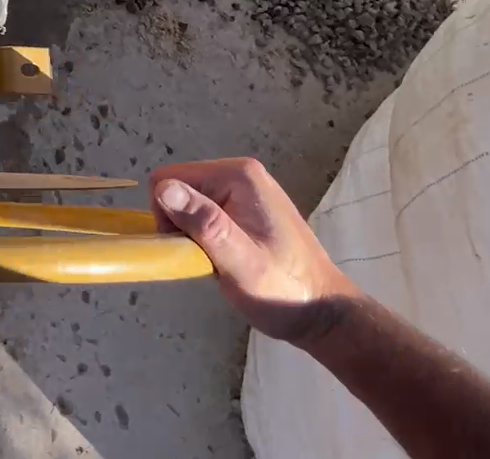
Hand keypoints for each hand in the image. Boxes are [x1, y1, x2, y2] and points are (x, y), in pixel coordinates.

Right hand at [149, 157, 359, 344]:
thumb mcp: (242, 263)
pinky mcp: (243, 204)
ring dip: (192, 232)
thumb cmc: (285, 292)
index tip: (191, 247)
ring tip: (218, 259)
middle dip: (181, 224)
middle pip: (177, 187)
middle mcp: (239, 172)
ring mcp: (243, 188)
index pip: (168, 179)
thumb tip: (164, 189)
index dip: (168, 214)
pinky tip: (224, 255)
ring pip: (186, 201)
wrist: (325, 317)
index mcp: (238, 175)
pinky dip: (203, 234)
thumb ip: (206, 224)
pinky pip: (201, 210)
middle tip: (208, 257)